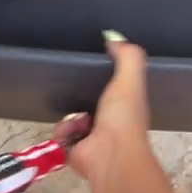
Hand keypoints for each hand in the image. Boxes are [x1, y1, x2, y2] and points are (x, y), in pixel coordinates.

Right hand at [68, 33, 152, 187]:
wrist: (110, 156)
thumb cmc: (123, 117)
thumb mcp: (128, 79)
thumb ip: (126, 56)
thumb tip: (112, 35)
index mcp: (127, 107)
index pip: (115, 88)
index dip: (106, 79)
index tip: (92, 67)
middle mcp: (112, 124)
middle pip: (91, 104)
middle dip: (79, 98)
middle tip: (72, 91)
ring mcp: (95, 140)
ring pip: (73, 119)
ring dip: (70, 117)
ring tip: (75, 118)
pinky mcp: (77, 151)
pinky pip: (62, 134)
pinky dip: (63, 131)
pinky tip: (69, 131)